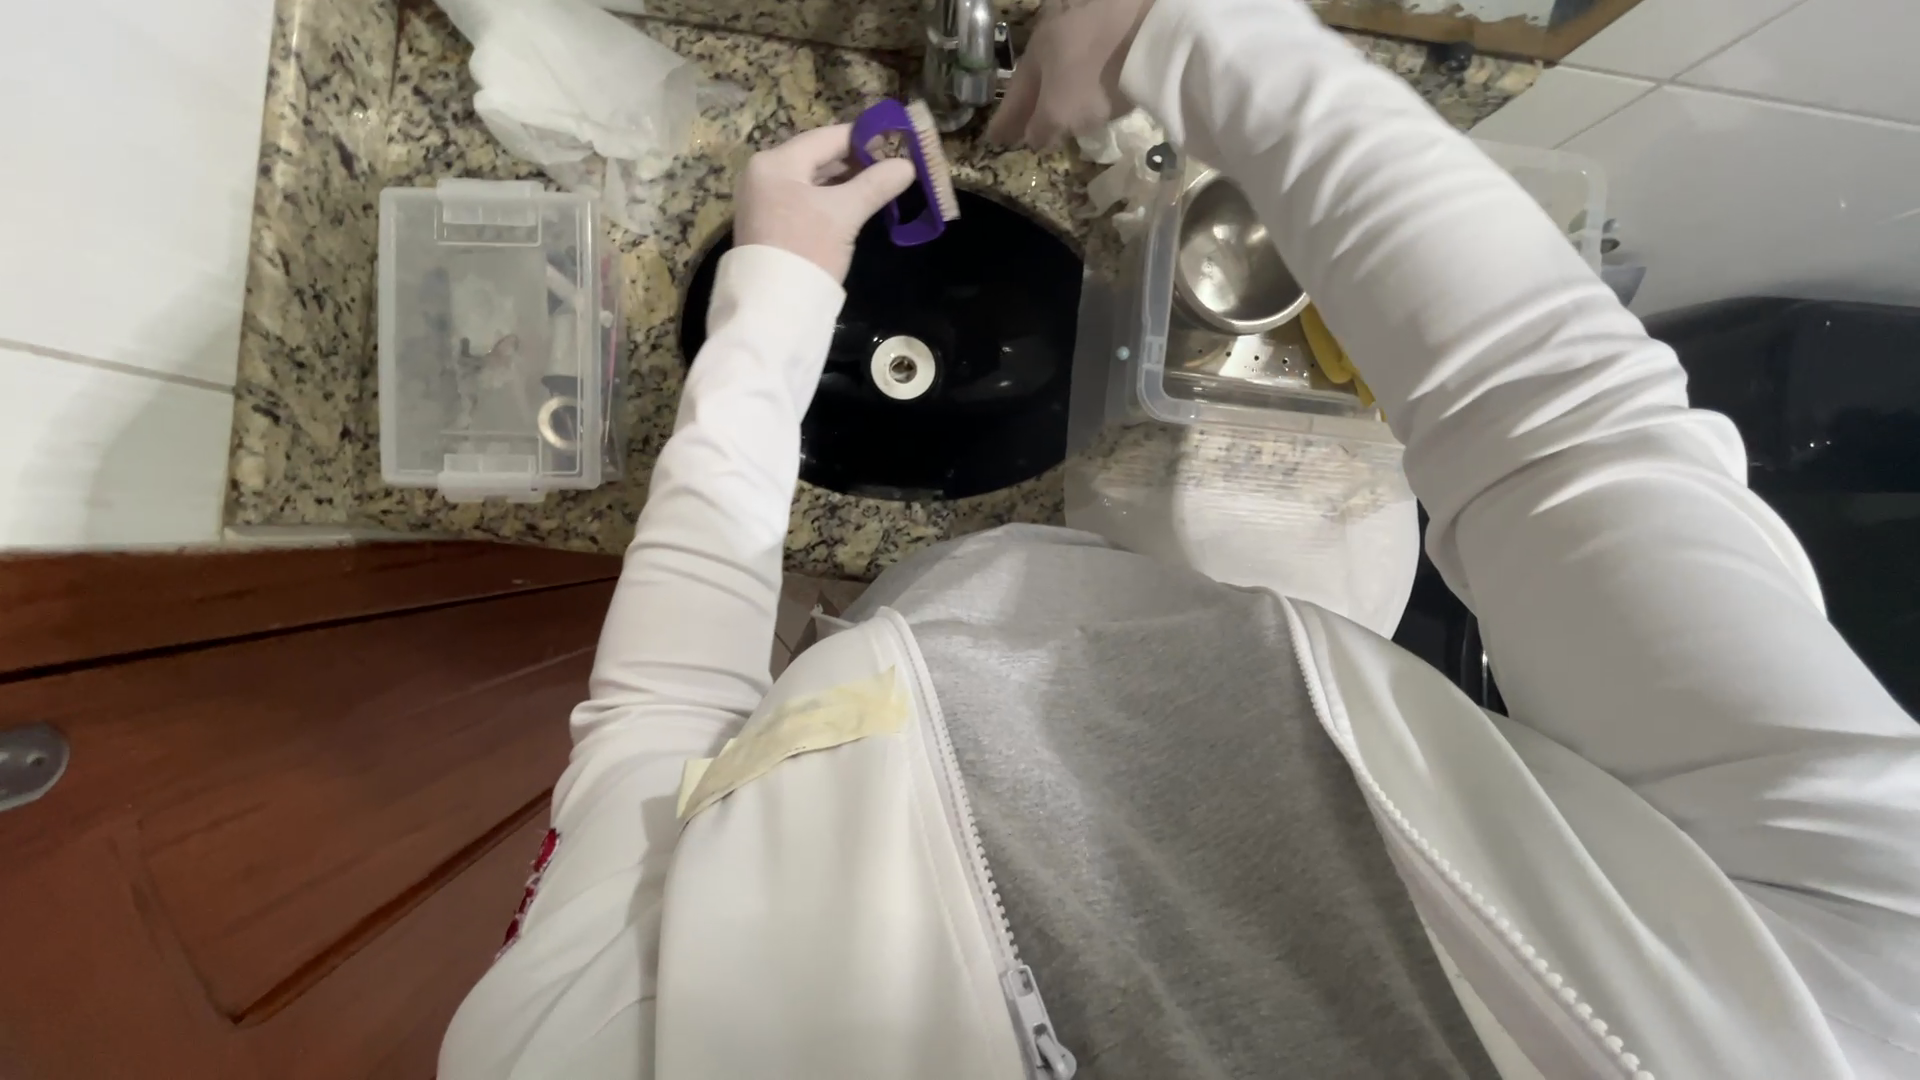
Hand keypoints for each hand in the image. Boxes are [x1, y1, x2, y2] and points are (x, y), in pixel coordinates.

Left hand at [732, 124, 917, 282]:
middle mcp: (764, 174)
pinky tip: (850, 207)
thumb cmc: (807, 250)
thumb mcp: (844, 214)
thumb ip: (875, 185)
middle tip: (889, 167)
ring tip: (876, 186)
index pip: (827, 137)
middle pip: (817, 158)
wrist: (775, 305)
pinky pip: (803, 201)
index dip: (862, 138)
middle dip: (854, 163)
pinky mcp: (769, 225)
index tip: (893, 142)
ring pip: (811, 181)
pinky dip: (827, 200)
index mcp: (776, 162)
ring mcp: (763, 200)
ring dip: (843, 183)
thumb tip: (908, 166)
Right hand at [985, 0, 1156, 147]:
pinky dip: (1081, 83)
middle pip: (1040, 76)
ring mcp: (1092, 24)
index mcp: (1038, 48)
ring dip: (1056, 93)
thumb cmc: (1091, 78)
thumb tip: (1032, 136)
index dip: (1006, 119)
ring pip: (1065, 66)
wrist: (1151, 38)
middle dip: (1030, 105)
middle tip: (1022, 131)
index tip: (995, 139)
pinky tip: (1085, 95)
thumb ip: (1040, 128)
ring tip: (1054, 116)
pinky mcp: (1121, 27)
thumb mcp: (1058, 113)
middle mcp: (1059, 29)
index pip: (1017, 91)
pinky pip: (1091, 62)